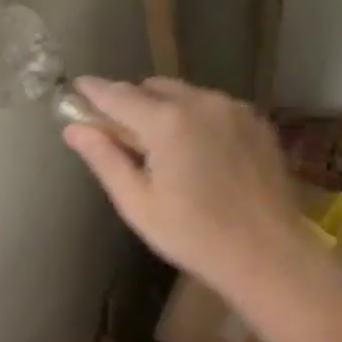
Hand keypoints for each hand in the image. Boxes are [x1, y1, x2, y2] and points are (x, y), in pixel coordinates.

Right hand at [63, 76, 320, 300]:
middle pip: (153, 87)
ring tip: (159, 145)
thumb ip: (105, 159)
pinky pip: (213, 107)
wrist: (267, 253)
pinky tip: (194, 151)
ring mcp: (234, 110)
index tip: (76, 87)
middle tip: (119, 135)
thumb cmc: (193, 234)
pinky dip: (194, 118)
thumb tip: (73, 128)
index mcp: (168, 122)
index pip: (118, 95)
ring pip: (185, 95)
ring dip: (164, 109)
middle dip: (131, 103)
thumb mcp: (137, 203)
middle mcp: (202, 103)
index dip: (93, 91)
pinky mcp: (257, 122)